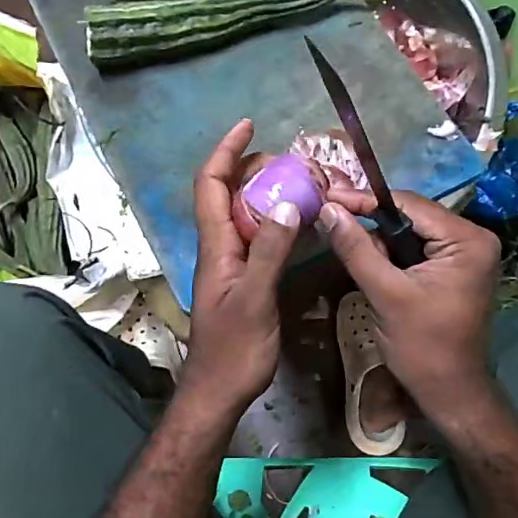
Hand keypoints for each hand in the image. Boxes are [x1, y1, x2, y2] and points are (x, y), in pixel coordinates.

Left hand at [180, 120, 301, 414]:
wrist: (220, 390)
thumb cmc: (233, 349)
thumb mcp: (254, 298)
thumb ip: (269, 251)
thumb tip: (290, 202)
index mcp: (216, 244)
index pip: (211, 184)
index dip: (226, 151)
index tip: (249, 126)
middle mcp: (221, 245)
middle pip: (230, 191)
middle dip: (257, 168)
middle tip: (295, 163)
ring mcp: (233, 261)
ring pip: (248, 213)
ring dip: (271, 192)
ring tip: (305, 183)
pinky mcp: (247, 276)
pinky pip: (263, 236)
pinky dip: (281, 220)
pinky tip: (305, 220)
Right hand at [316, 192, 503, 427]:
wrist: (450, 393)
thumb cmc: (423, 347)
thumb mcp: (386, 294)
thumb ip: (356, 249)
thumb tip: (328, 209)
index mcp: (467, 239)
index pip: (409, 204)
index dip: (365, 200)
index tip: (327, 197)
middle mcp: (473, 238)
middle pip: (410, 215)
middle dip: (369, 220)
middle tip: (329, 217)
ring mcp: (465, 253)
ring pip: (409, 231)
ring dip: (377, 238)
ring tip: (341, 238)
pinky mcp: (453, 268)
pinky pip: (415, 248)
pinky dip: (389, 253)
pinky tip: (366, 259)